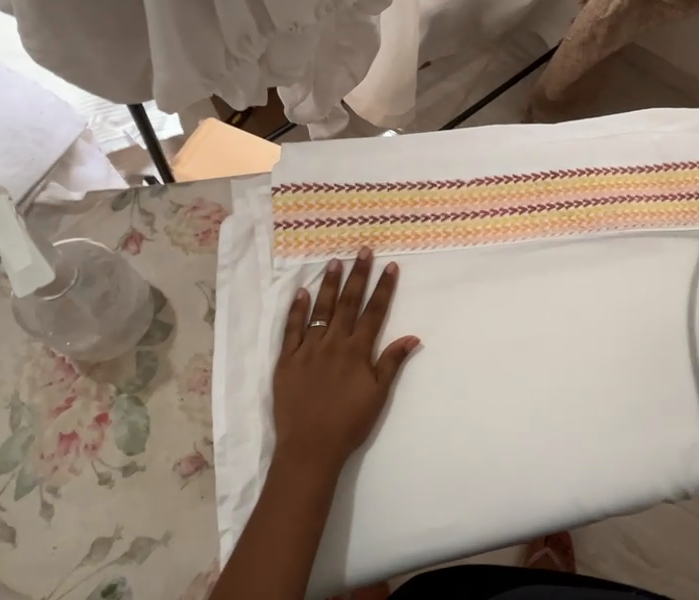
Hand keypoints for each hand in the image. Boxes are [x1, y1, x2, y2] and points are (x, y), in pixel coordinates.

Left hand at [272, 248, 419, 470]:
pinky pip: (291, 329)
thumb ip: (392, 362)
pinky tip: (302, 293)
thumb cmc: (349, 423)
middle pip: (348, 302)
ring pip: (320, 309)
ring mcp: (308, 349)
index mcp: (357, 351)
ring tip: (335, 262)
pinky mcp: (286, 360)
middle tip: (363, 251)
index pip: (374, 312)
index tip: (389, 265)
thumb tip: (412, 336)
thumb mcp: (378, 395)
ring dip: (328, 284)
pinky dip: (297, 310)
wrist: (309, 448)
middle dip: (358, 275)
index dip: (383, 288)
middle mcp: (333, 343)